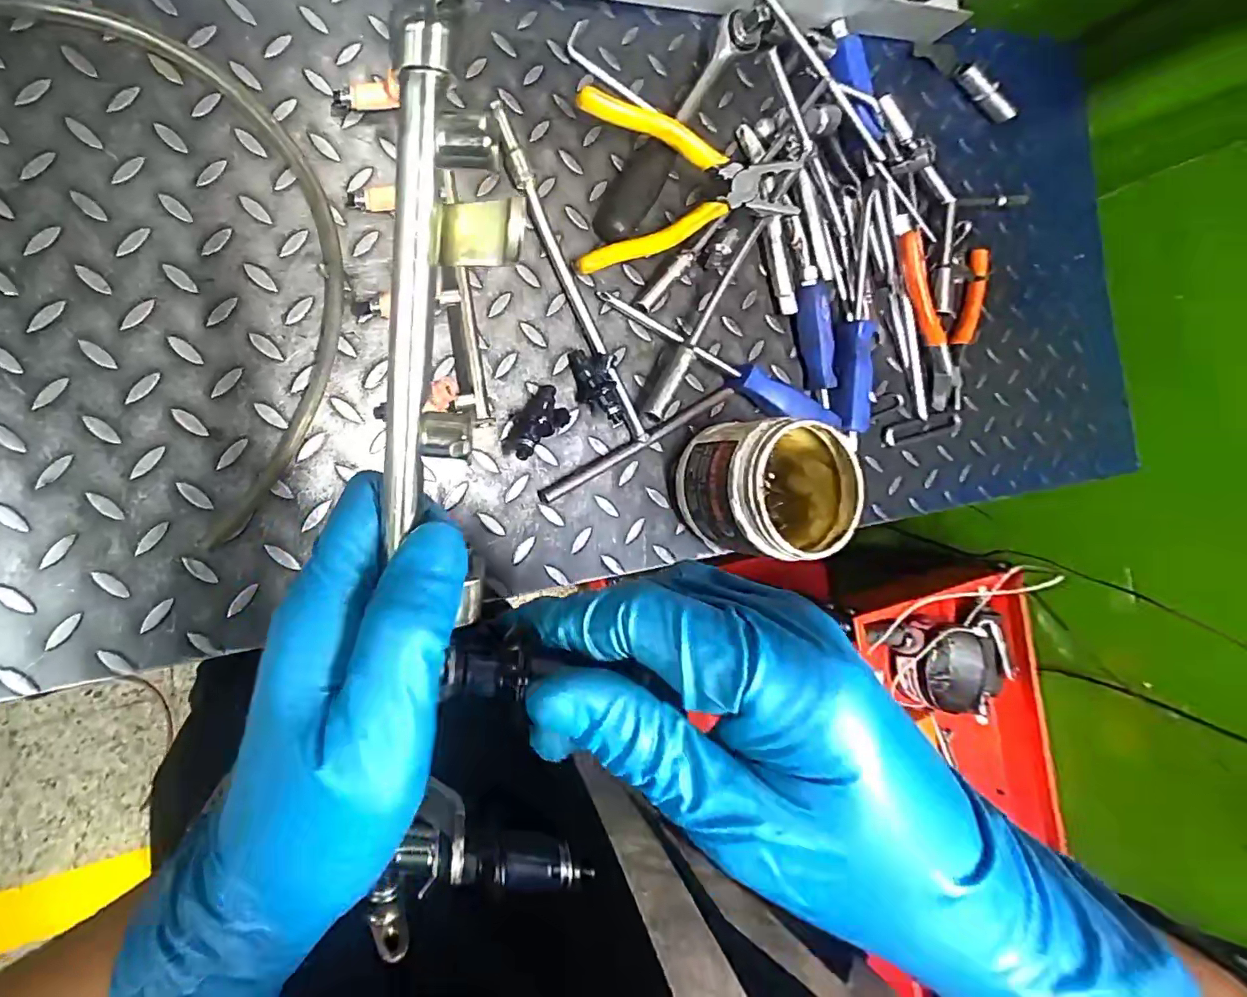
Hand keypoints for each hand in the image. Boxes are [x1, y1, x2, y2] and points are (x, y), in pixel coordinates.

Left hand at [112, 472, 467, 994]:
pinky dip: (418, 619)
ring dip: (430, 587)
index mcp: (320, 605)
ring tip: (457, 642)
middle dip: (432, 551)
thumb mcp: (377, 719)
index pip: (366, 508)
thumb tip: (437, 536)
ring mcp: (323, 634)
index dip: (419, 509)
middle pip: (379, 535)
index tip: (465, 555)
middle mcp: (315, 606)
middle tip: (465, 614)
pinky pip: (383, 614)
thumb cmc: (323, 813)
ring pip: (386, 574)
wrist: (270, 881)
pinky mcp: (335, 663)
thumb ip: (406, 623)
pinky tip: (437, 660)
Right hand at [519, 562, 1194, 996]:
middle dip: (580, 644)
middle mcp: (783, 623)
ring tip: (586, 706)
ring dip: (608, 646)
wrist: (965, 886)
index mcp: (782, 669)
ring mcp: (783, 620)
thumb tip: (548, 695)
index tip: (521, 674)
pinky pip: (684, 616)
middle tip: (549, 709)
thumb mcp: (733, 819)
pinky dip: (643, 648)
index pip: (640, 614)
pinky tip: (638, 695)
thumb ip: (636, 744)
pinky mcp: (776, 632)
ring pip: (655, 602)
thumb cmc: (858, 868)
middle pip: (642, 600)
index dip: (567, 633)